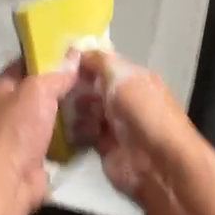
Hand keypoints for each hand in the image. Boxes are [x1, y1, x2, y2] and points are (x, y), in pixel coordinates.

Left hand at [0, 58, 78, 214]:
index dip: (50, 56)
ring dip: (72, 110)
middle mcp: (7, 107)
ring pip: (51, 113)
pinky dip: (72, 133)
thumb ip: (57, 74)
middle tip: (93, 80)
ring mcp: (20, 131)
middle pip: (42, 89)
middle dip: (66, 86)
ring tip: (98, 102)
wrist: (11, 178)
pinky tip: (92, 126)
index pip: (27, 62)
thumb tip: (74, 57)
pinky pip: (57, 136)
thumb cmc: (18, 127)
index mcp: (0, 86)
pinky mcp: (34, 152)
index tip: (77, 54)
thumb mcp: (38, 90)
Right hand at [74, 50, 189, 197]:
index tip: (61, 62)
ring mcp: (114, 124)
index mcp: (133, 79)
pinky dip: (75, 131)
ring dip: (73, 109)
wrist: (159, 164)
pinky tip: (67, 129)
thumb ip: (99, 62)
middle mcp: (124, 99)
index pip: (104, 65)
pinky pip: (83, 133)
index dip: (84, 62)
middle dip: (75, 87)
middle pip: (92, 87)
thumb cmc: (144, 113)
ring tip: (62, 111)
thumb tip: (78, 50)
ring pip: (85, 110)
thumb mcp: (123, 77)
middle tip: (56, 89)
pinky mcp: (104, 147)